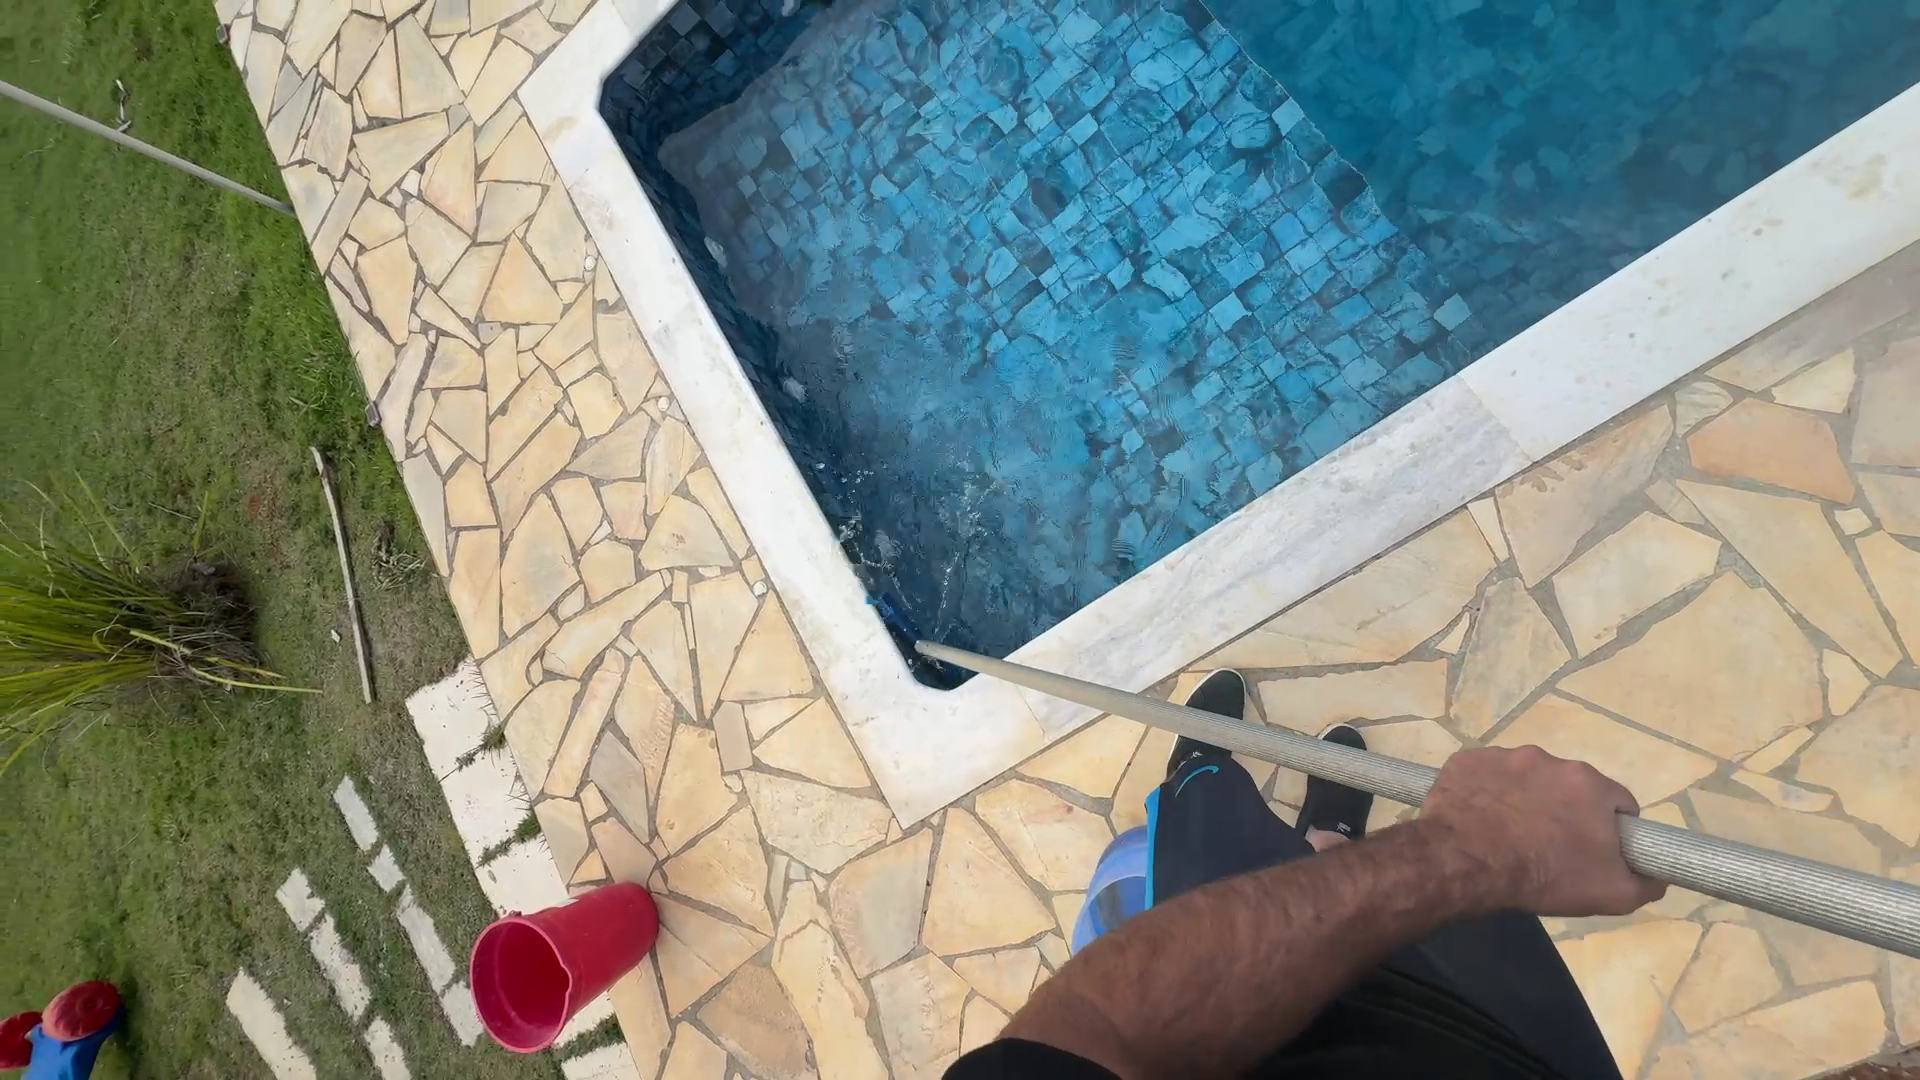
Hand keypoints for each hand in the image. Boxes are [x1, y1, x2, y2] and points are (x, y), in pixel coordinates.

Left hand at [1421, 745, 1666, 916]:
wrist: (1464, 860)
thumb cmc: (1545, 875)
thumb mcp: (1616, 893)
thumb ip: (1647, 879)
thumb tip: (1655, 869)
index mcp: (1587, 782)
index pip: (1616, 802)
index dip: (1610, 826)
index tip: (1595, 846)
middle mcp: (1544, 758)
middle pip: (1567, 785)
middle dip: (1564, 808)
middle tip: (1548, 839)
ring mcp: (1498, 755)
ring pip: (1524, 776)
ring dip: (1523, 795)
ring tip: (1509, 827)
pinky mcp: (1463, 760)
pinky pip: (1485, 773)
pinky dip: (1487, 789)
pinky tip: (1480, 814)